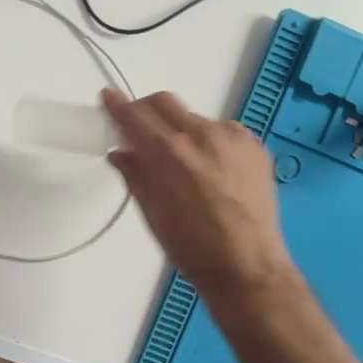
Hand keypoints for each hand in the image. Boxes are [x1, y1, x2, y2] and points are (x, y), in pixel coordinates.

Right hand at [102, 89, 294, 308]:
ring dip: (180, 129)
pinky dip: (209, 142)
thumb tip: (120, 153)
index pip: (136, 118)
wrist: (247, 266)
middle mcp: (203, 135)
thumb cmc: (192, 249)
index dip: (118, 106)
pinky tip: (211, 170)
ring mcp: (234, 137)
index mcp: (171, 154)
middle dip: (146, 109)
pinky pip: (223, 132)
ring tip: (182, 163)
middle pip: (165, 102)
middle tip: (139, 128)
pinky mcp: (255, 146)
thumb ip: (136, 176)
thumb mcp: (154, 215)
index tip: (108, 97)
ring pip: (196, 118)